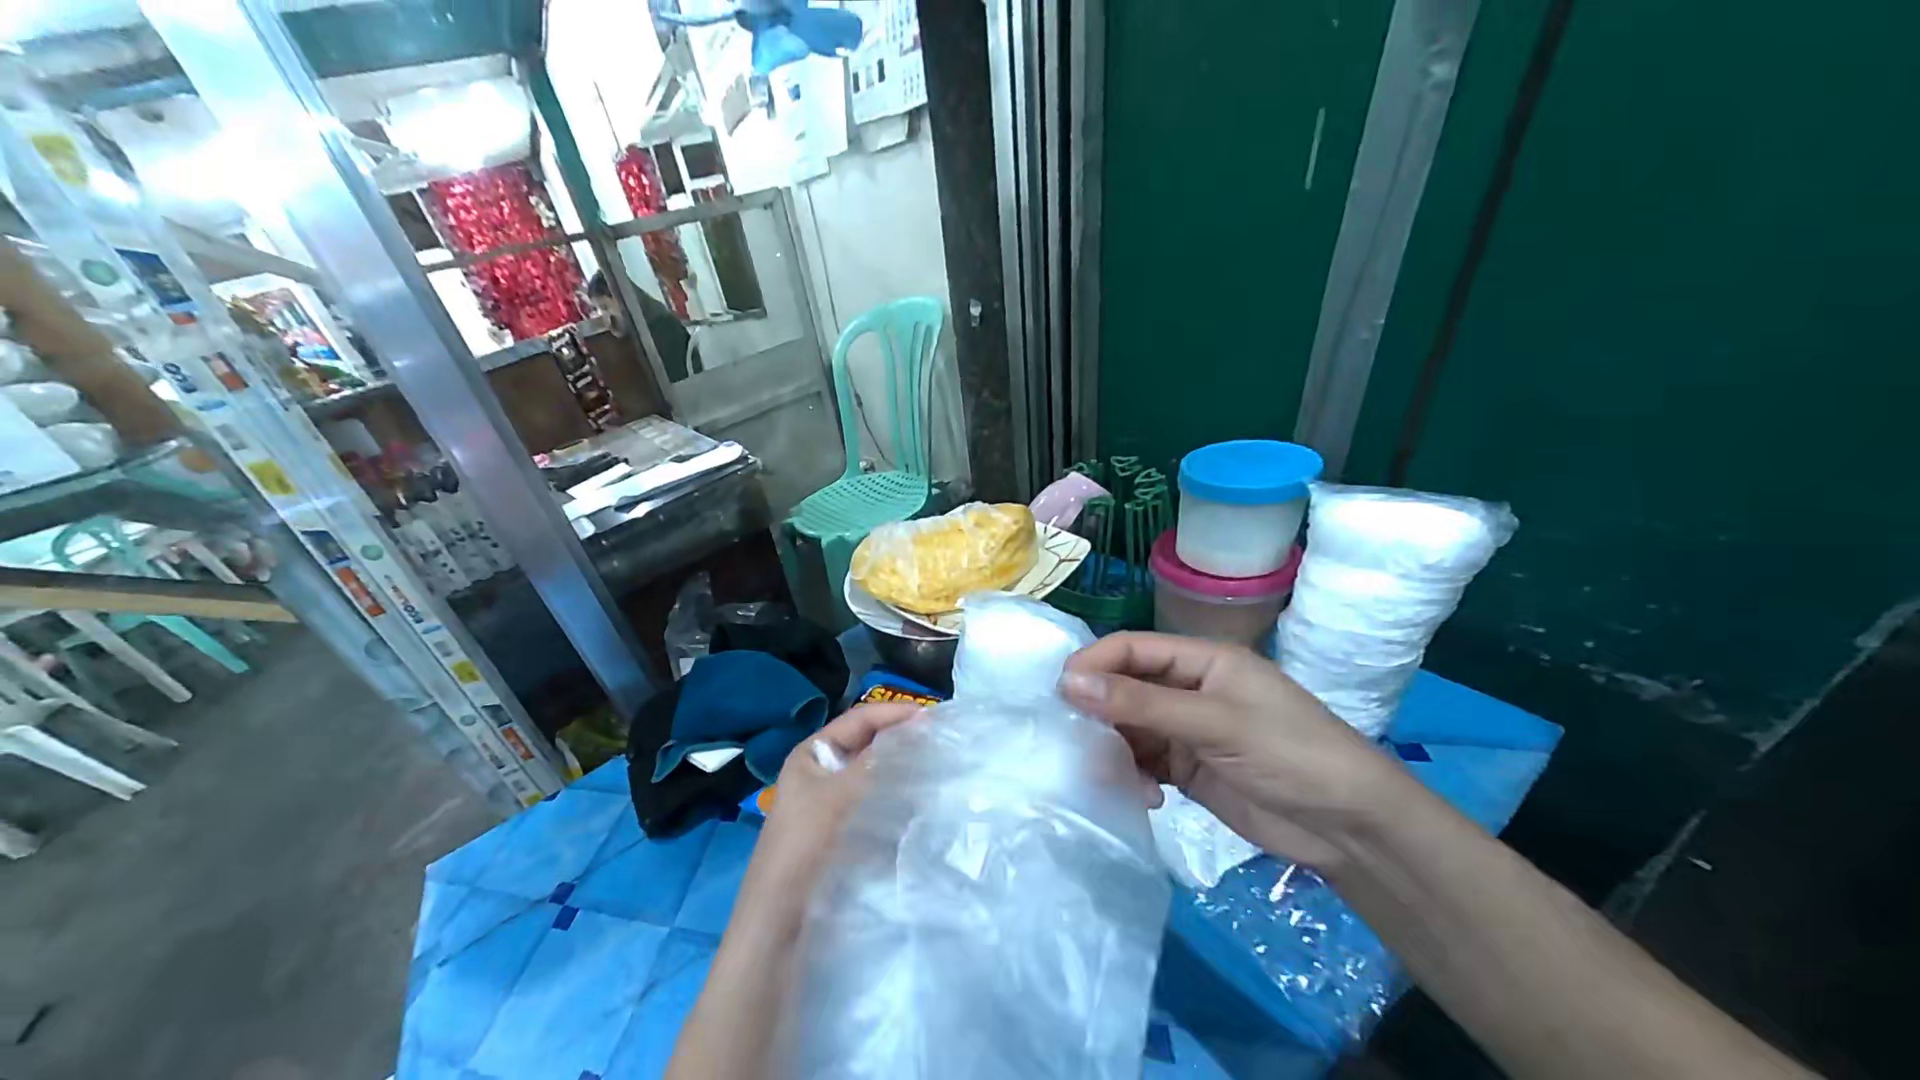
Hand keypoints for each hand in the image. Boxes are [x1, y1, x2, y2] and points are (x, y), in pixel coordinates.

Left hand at [734, 702, 920, 928]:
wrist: (780, 921)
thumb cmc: (803, 846)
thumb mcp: (838, 795)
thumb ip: (877, 760)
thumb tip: (917, 728)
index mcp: (811, 755)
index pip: (859, 720)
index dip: (894, 714)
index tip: (933, 717)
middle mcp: (822, 774)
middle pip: (868, 745)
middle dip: (902, 739)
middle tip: (942, 740)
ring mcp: (833, 805)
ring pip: (876, 775)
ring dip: (903, 769)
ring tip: (938, 767)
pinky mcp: (846, 833)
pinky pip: (878, 803)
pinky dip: (899, 797)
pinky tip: (922, 802)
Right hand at [1061, 632, 1415, 868]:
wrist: (1350, 828)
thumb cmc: (1290, 753)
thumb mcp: (1215, 723)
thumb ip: (1141, 704)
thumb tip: (1069, 682)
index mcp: (1202, 660)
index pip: (1133, 649)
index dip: (1094, 664)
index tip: (1059, 692)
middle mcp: (1189, 688)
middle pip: (1125, 688)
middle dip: (1099, 711)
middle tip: (1071, 739)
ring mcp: (1187, 730)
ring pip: (1129, 728)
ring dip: (1113, 748)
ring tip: (1103, 774)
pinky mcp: (1188, 769)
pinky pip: (1142, 763)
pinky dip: (1132, 776)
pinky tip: (1142, 796)